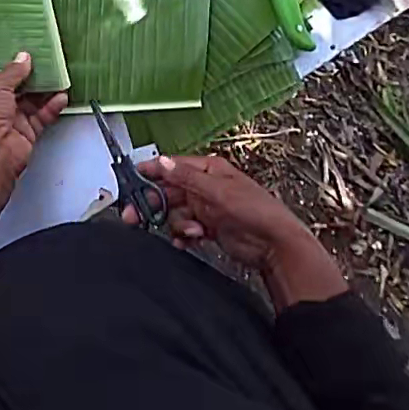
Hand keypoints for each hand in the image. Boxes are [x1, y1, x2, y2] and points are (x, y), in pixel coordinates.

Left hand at [0, 52, 68, 204]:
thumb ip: (12, 73)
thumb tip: (23, 57)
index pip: (2, 79)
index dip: (16, 68)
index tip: (31, 56)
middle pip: (21, 90)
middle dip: (35, 78)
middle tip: (50, 64)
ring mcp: (14, 122)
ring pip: (34, 102)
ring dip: (47, 91)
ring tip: (60, 77)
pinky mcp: (28, 134)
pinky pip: (43, 116)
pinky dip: (52, 107)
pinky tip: (61, 97)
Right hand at [123, 155, 347, 306]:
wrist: (276, 246)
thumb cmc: (257, 212)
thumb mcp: (218, 191)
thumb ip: (186, 178)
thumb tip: (162, 163)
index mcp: (208, 170)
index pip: (171, 167)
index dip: (150, 173)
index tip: (131, 180)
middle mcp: (205, 187)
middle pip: (168, 192)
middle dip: (154, 204)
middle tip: (134, 216)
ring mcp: (206, 208)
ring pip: (175, 213)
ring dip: (176, 224)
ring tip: (189, 232)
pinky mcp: (208, 227)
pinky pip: (184, 228)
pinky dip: (183, 235)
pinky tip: (189, 240)